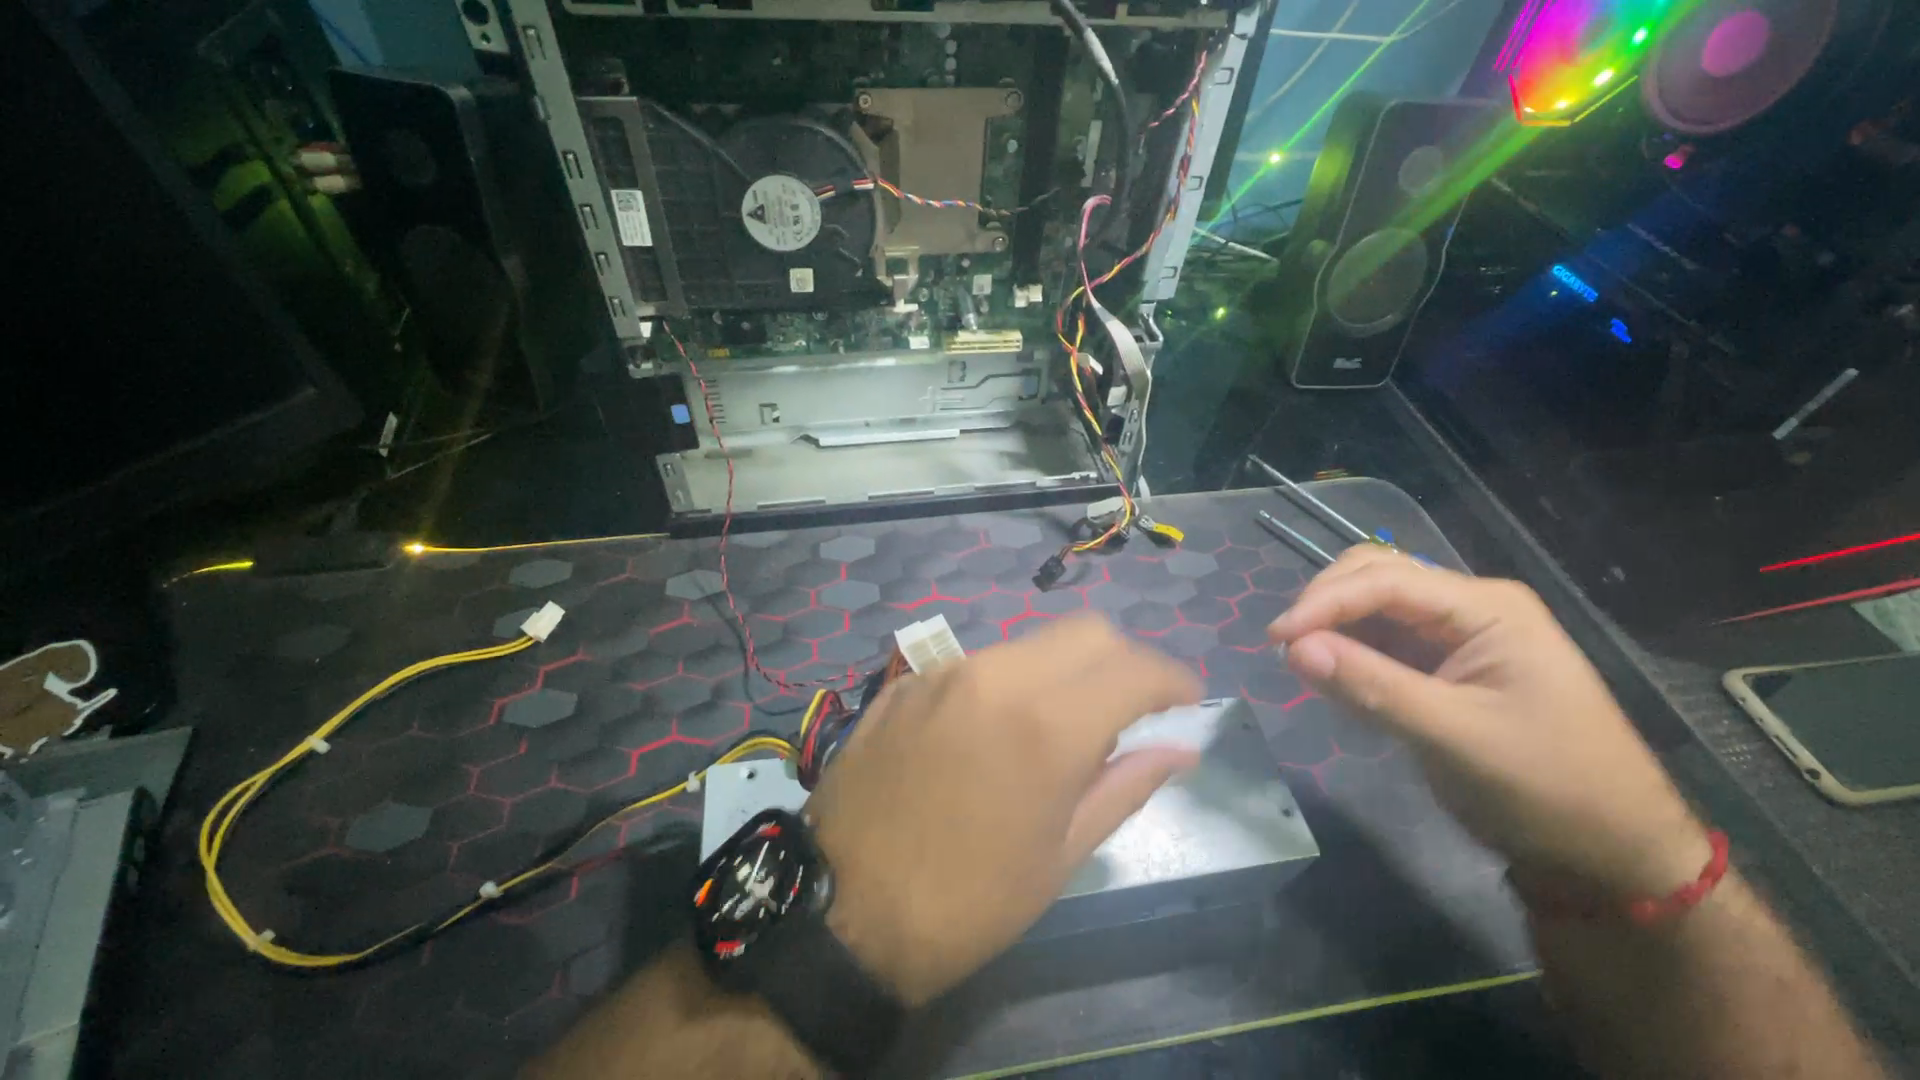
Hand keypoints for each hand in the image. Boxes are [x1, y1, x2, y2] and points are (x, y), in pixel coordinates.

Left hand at [805, 614, 1201, 1004]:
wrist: (840, 913)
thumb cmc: (966, 903)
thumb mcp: (1060, 856)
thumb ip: (1124, 786)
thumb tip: (1179, 748)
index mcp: (1045, 724)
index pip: (1134, 668)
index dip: (1173, 680)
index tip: (1187, 704)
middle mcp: (995, 676)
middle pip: (1085, 632)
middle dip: (1123, 662)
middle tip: (1130, 712)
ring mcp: (942, 674)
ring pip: (1029, 644)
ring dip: (1062, 671)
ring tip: (1059, 729)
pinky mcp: (904, 684)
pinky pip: (976, 664)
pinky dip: (1006, 684)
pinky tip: (993, 734)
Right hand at [1266, 546, 1708, 900]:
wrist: (1610, 852)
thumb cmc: (1547, 787)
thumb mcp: (1454, 737)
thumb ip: (1371, 686)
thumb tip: (1292, 648)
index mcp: (1486, 608)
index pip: (1386, 580)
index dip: (1324, 602)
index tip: (1275, 638)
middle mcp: (1469, 609)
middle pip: (1377, 576)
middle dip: (1326, 603)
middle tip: (1287, 648)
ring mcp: (1458, 638)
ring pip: (1375, 607)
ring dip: (1334, 627)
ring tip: (1302, 665)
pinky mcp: (1445, 669)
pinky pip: (1383, 644)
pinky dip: (1350, 655)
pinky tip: (1333, 680)